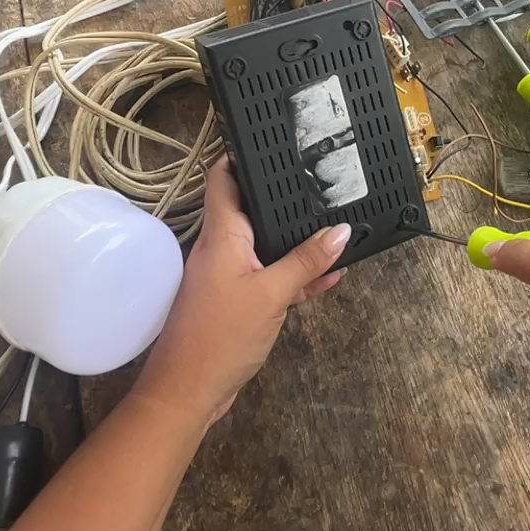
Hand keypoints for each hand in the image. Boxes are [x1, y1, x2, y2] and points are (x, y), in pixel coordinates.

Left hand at [132, 159, 348, 426]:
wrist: (187, 393)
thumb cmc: (221, 335)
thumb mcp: (271, 294)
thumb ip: (306, 261)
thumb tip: (342, 230)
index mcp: (222, 234)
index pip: (222, 178)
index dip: (240, 154)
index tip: (271, 137)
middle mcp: (223, 247)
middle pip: (252, 209)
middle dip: (283, 196)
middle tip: (319, 175)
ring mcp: (231, 275)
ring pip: (268, 245)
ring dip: (297, 240)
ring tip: (336, 223)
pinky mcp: (239, 301)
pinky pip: (273, 276)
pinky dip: (297, 274)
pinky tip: (331, 274)